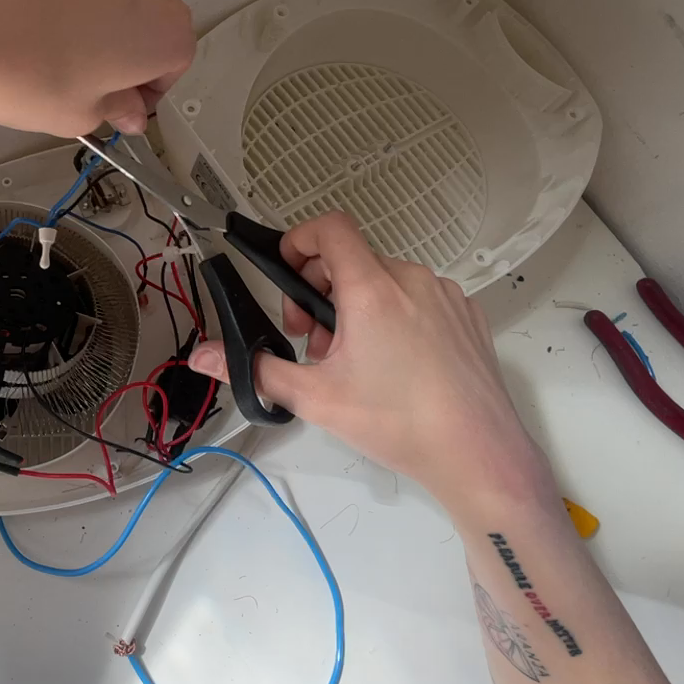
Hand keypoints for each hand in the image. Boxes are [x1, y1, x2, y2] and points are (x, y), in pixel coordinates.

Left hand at [0, 0, 193, 136]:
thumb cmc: (18, 70)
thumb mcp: (72, 116)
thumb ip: (112, 110)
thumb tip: (127, 106)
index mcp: (162, 26)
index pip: (174, 63)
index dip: (146, 89)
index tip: (116, 104)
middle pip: (144, 13)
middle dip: (118, 44)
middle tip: (72, 75)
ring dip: (84, 6)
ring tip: (32, 36)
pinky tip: (8, 1)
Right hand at [187, 213, 551, 506]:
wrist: (478, 455)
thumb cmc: (400, 423)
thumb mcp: (314, 398)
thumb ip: (253, 369)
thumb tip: (205, 357)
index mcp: (372, 291)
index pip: (330, 228)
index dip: (299, 239)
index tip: (285, 269)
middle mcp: (412, 281)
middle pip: (350, 259)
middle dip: (318, 291)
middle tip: (312, 339)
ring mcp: (444, 296)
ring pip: (382, 279)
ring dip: (354, 305)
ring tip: (351, 358)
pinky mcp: (465, 315)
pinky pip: (415, 296)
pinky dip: (391, 314)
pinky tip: (389, 362)